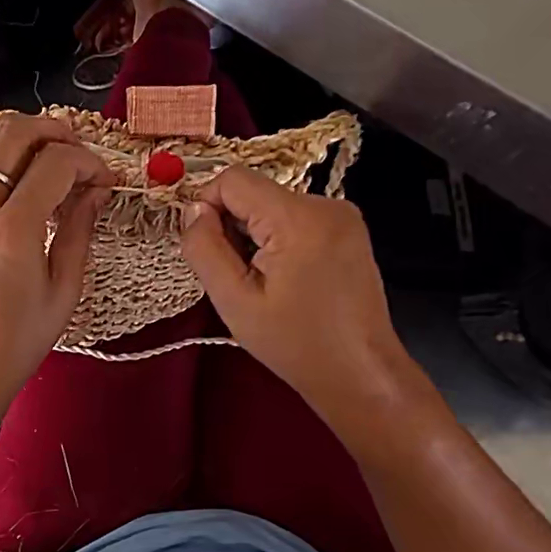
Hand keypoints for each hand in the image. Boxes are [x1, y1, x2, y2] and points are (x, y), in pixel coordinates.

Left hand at [0, 115, 112, 426]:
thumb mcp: (64, 290)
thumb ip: (79, 230)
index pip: (54, 164)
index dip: (88, 161)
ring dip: (17, 130)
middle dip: (54, 131)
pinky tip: (19, 166)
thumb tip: (97, 190)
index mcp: (12, 232)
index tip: (106, 179)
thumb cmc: (19, 341)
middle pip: (12, 135)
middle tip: (81, 152)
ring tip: (48, 146)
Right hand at [181, 167, 405, 408]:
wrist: (359, 372)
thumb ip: (204, 248)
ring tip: (264, 283)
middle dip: (233, 226)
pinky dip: (278, 240)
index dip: (206, 207)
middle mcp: (326, 204)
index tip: (207, 249)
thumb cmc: (295, 344)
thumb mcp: (234, 300)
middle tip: (237, 276)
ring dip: (255, 236)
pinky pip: (295, 218)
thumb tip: (192, 210)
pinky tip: (285, 278)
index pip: (233, 179)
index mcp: (298, 218)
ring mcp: (343, 215)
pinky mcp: (349, 229)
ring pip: (273, 205)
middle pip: (255, 192)